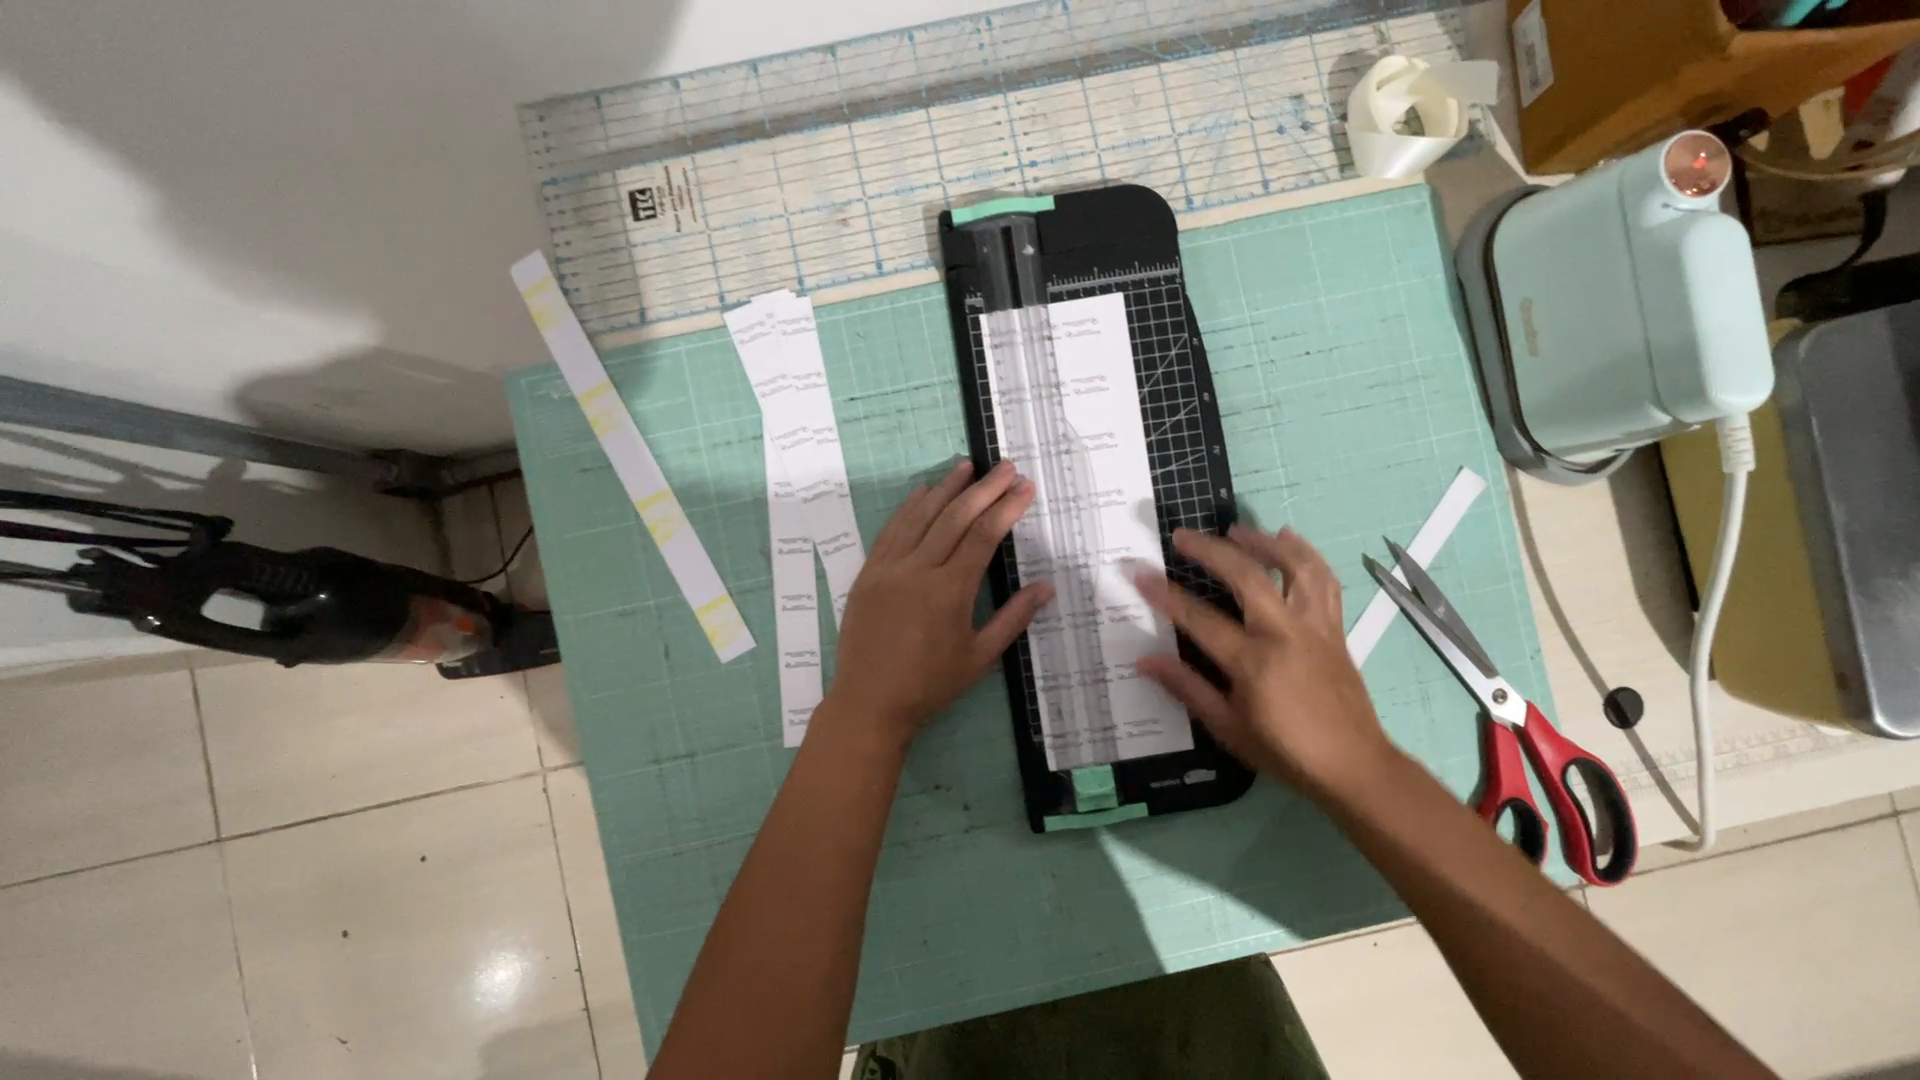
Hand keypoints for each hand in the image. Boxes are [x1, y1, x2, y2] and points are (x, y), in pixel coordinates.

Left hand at [824, 460, 1054, 744]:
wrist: (869, 702)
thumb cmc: (930, 685)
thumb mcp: (980, 657)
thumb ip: (1013, 618)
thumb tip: (1046, 587)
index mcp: (950, 591)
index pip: (983, 536)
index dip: (1007, 508)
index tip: (1024, 488)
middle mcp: (918, 571)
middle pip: (955, 517)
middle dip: (984, 489)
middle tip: (1005, 467)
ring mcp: (889, 569)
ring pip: (920, 516)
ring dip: (946, 488)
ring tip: (967, 466)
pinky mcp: (868, 573)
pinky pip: (891, 530)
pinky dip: (909, 507)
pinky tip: (923, 492)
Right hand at [1134, 525, 1393, 798]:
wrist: (1353, 765)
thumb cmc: (1284, 752)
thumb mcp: (1227, 727)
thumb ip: (1186, 687)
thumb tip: (1144, 661)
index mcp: (1253, 663)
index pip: (1199, 618)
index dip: (1166, 594)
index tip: (1141, 573)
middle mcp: (1285, 634)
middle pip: (1246, 576)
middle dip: (1210, 550)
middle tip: (1182, 536)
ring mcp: (1314, 627)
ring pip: (1294, 567)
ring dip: (1264, 542)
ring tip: (1237, 530)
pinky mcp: (1335, 628)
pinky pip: (1324, 581)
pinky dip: (1306, 555)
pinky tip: (1290, 540)